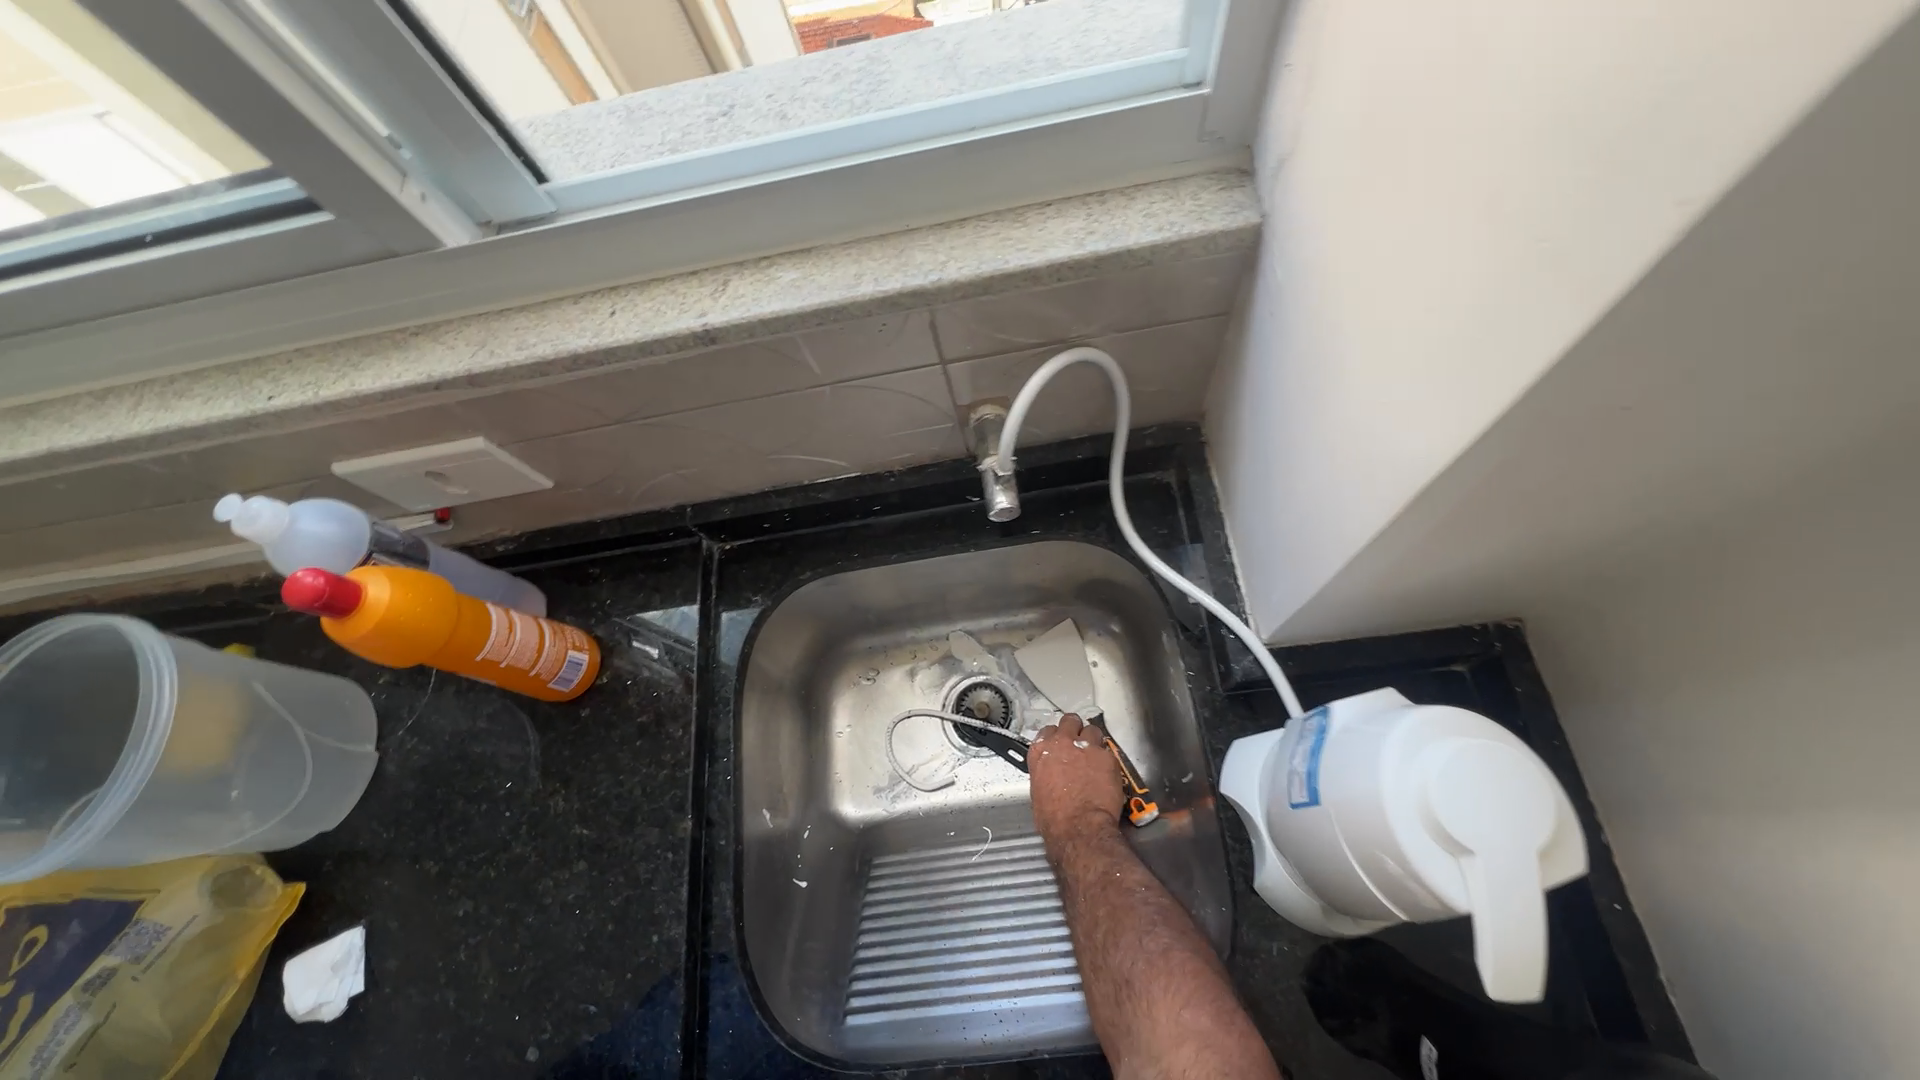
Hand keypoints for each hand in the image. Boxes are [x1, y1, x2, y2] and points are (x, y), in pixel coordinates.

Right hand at [1028, 713, 1121, 842]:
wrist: (1078, 828)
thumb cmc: (1054, 819)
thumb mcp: (1038, 791)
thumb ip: (1045, 772)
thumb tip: (1053, 774)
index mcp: (1040, 752)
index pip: (1048, 731)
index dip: (1056, 737)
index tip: (1061, 744)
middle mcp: (1062, 743)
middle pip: (1070, 721)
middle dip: (1075, 729)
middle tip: (1080, 741)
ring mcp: (1086, 747)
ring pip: (1092, 730)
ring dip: (1093, 741)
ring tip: (1095, 756)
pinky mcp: (1107, 757)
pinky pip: (1108, 751)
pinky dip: (1108, 760)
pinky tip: (1107, 773)